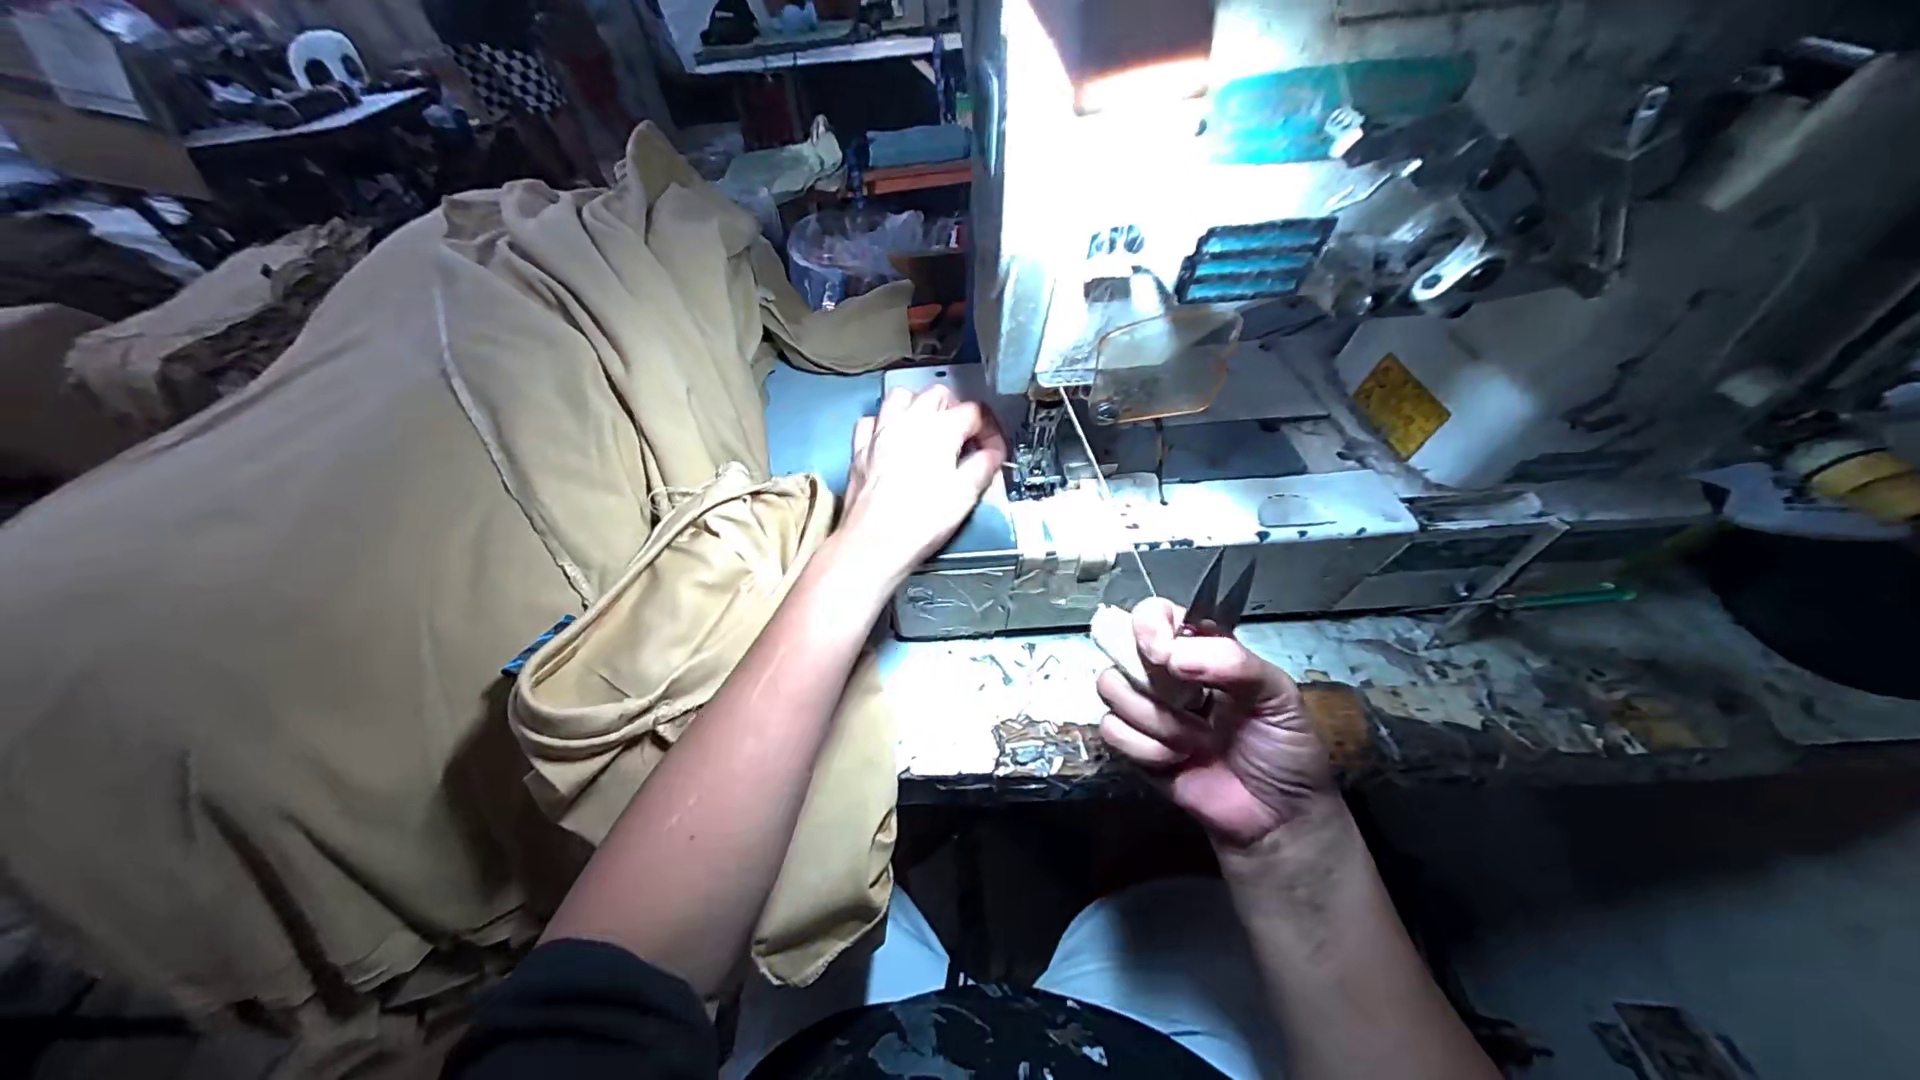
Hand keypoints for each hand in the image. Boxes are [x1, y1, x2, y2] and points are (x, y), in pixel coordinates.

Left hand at [838, 385, 1007, 583]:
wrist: (873, 543)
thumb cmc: (922, 521)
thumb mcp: (965, 495)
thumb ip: (983, 467)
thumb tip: (992, 454)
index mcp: (940, 430)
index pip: (974, 412)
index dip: (989, 429)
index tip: (992, 450)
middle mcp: (908, 422)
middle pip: (937, 394)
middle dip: (955, 409)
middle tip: (963, 436)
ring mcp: (879, 433)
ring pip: (899, 397)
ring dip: (917, 405)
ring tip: (927, 428)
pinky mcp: (860, 450)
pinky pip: (871, 421)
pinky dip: (884, 423)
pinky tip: (892, 440)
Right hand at [1096, 598, 1334, 847]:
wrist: (1276, 818)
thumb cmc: (1284, 749)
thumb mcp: (1278, 695)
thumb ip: (1233, 661)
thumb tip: (1172, 656)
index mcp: (1198, 648)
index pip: (1155, 614)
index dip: (1148, 625)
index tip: (1161, 652)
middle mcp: (1163, 672)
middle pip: (1120, 648)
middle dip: (1153, 682)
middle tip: (1191, 705)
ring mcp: (1145, 707)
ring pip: (1112, 688)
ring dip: (1156, 720)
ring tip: (1195, 739)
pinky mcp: (1131, 745)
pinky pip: (1112, 730)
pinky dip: (1145, 748)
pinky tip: (1175, 760)